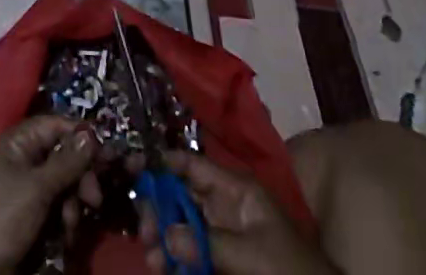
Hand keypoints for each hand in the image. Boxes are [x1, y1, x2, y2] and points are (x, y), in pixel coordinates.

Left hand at [0, 116, 101, 274]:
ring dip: (73, 205)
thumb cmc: (3, 217)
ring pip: (66, 185)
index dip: (81, 137)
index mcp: (20, 142)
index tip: (107, 155)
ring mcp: (30, 187)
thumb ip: (66, 162)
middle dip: (81, 179)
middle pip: (66, 156)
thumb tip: (90, 133)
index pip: (57, 125)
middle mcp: (26, 158)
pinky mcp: (35, 213)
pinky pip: (60, 208)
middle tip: (93, 200)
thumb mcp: (37, 188)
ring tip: (68, 226)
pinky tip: (63, 238)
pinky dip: (66, 221)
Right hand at [140, 151, 335, 274]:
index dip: (161, 162)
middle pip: (177, 194)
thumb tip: (164, 235)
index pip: (190, 163)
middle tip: (144, 232)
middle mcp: (223, 205)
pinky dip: (172, 260)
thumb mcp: (254, 255)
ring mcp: (221, 234)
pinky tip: (163, 270)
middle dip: (156, 209)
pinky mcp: (219, 261)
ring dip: (161, 240)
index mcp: (236, 190)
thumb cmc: (293, 273)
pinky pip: (188, 252)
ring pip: (178, 225)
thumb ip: (209, 242)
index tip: (131, 168)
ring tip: (153, 262)